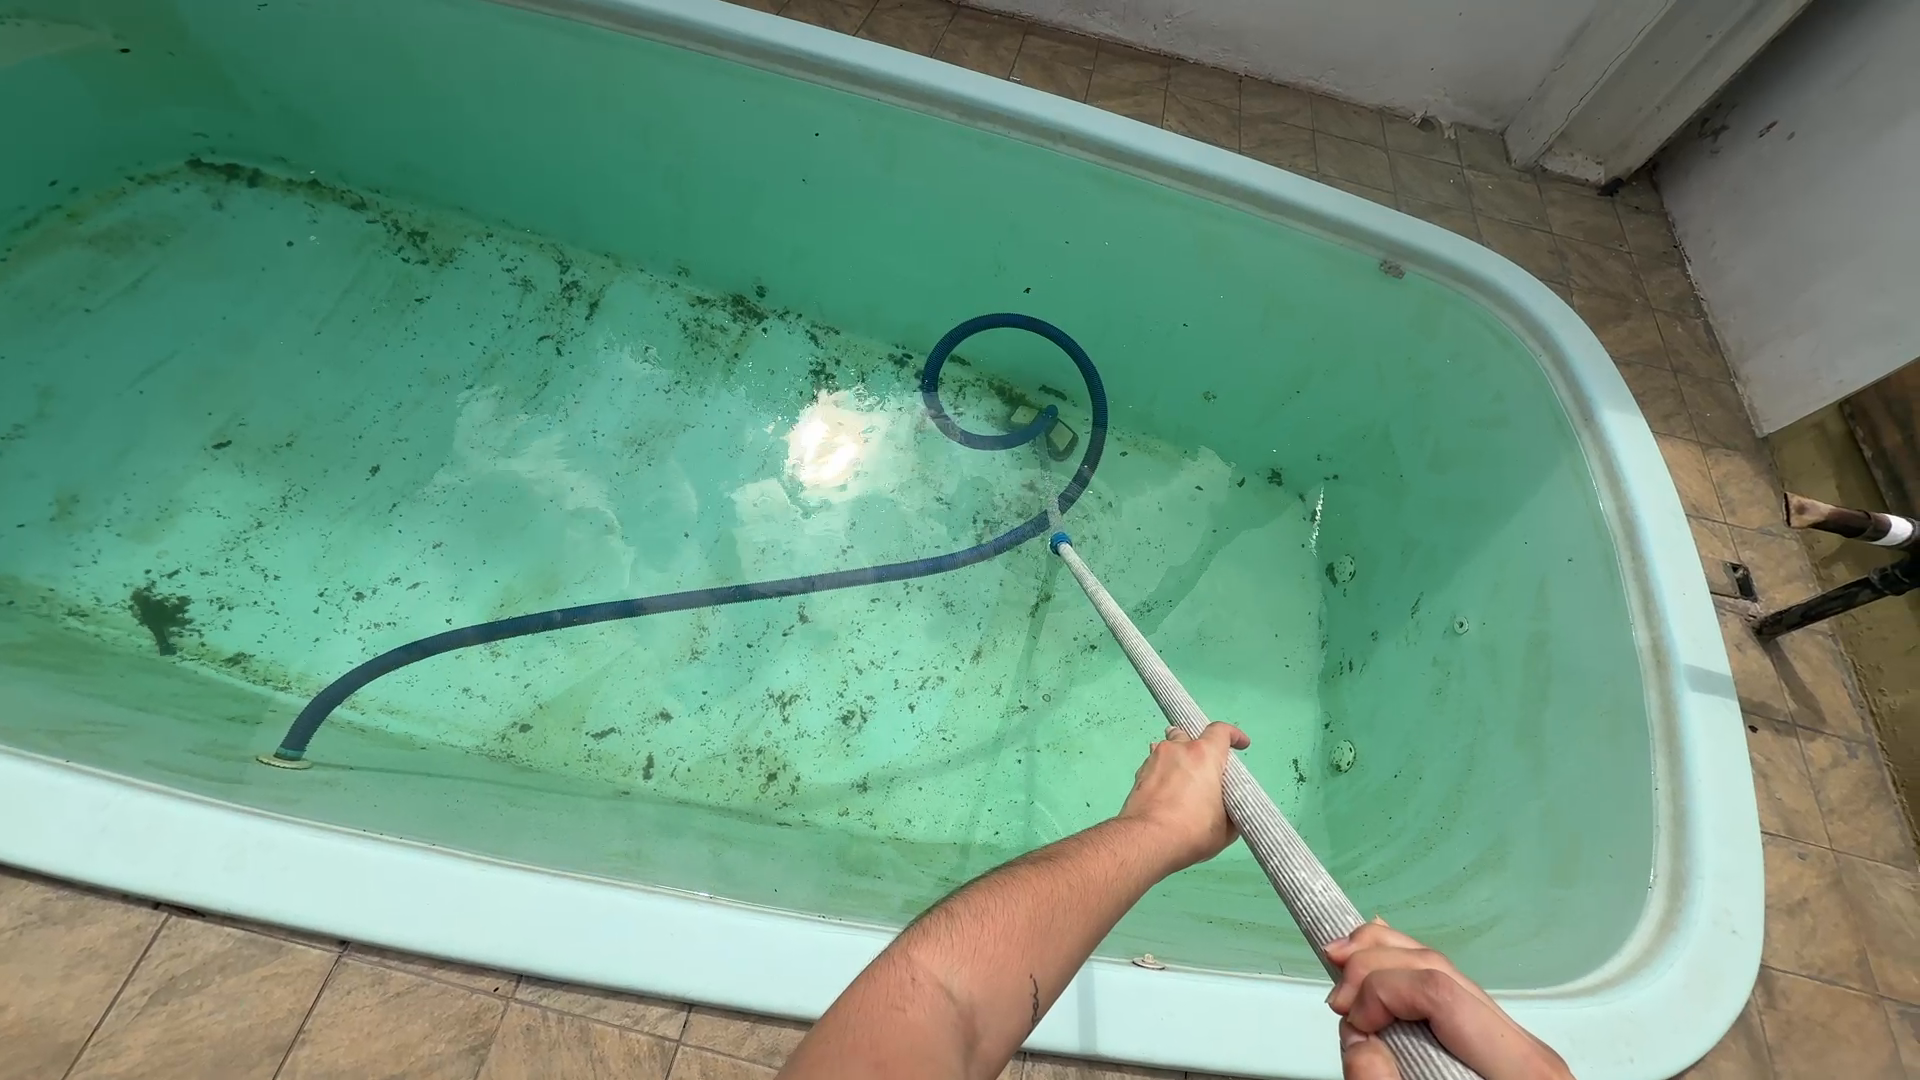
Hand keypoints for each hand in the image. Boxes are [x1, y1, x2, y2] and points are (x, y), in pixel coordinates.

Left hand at [1116, 722, 1249, 872]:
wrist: (1147, 839)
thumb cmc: (1193, 831)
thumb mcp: (1226, 827)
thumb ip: (1229, 809)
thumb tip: (1223, 808)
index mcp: (1203, 756)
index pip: (1220, 731)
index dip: (1233, 735)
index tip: (1241, 744)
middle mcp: (1177, 749)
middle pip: (1189, 736)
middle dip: (1199, 747)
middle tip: (1206, 768)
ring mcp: (1154, 759)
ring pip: (1168, 748)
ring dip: (1178, 758)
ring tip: (1185, 779)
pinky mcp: (1139, 773)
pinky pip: (1155, 764)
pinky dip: (1164, 772)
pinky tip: (1167, 792)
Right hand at [1325, 919, 1572, 1079]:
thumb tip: (1359, 1038)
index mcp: (1523, 1074)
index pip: (1439, 993)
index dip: (1381, 991)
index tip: (1350, 1022)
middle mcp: (1526, 1050)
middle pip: (1437, 969)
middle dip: (1372, 965)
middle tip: (1335, 996)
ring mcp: (1515, 1045)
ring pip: (1441, 968)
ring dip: (1381, 955)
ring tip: (1339, 958)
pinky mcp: (1497, 1049)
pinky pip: (1447, 988)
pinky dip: (1402, 966)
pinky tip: (1373, 954)